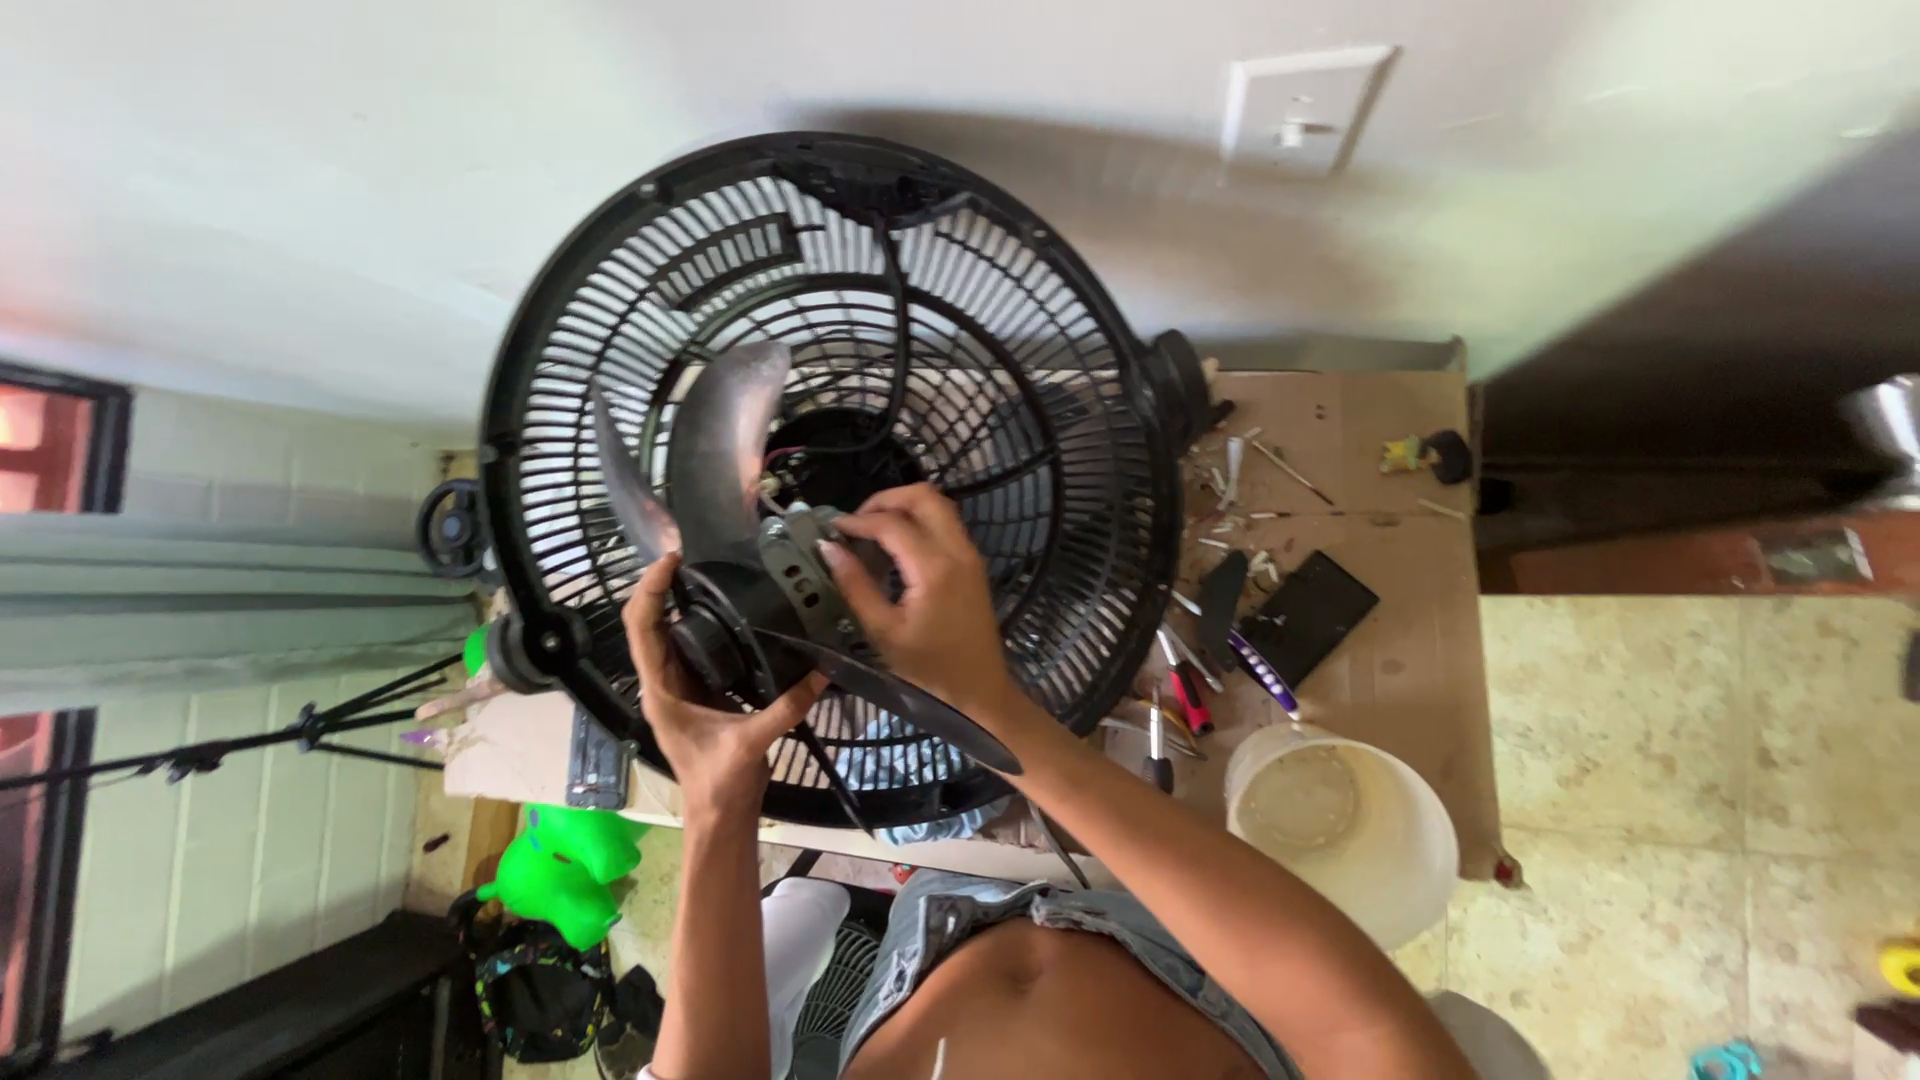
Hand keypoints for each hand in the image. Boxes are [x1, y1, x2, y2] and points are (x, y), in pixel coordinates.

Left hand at [623, 552, 825, 818]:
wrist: (720, 815)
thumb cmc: (721, 784)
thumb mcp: (751, 743)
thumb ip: (786, 707)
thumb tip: (823, 671)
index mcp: (662, 691)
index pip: (643, 629)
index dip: (650, 591)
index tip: (672, 559)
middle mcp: (665, 683)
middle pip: (650, 624)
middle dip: (663, 587)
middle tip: (692, 555)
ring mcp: (682, 687)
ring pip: (670, 634)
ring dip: (680, 603)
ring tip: (710, 572)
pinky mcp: (702, 692)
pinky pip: (696, 648)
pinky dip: (705, 624)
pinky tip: (731, 610)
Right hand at [819, 484, 1018, 718]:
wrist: (980, 690)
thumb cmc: (929, 668)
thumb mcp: (883, 631)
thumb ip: (855, 585)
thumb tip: (828, 548)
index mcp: (935, 568)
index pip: (892, 524)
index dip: (858, 521)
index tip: (832, 529)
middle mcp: (958, 551)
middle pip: (924, 496)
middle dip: (885, 499)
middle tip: (857, 521)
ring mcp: (970, 554)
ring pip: (939, 505)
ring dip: (904, 507)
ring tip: (872, 529)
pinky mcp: (973, 563)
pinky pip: (946, 524)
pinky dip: (919, 520)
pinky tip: (895, 544)